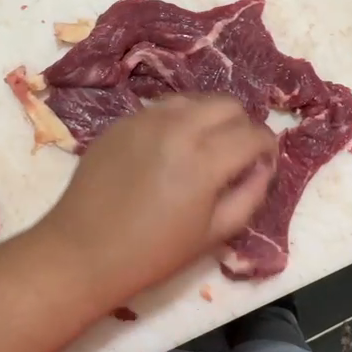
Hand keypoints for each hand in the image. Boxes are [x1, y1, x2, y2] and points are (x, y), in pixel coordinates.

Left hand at [34, 95, 276, 300]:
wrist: (83, 251)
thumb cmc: (152, 253)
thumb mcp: (214, 233)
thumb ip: (250, 194)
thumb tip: (262, 166)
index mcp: (205, 158)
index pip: (253, 133)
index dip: (268, 147)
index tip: (264, 162)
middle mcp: (177, 126)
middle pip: (227, 104)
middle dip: (241, 125)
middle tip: (236, 154)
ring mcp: (145, 118)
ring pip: (194, 99)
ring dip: (209, 117)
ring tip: (204, 147)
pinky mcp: (122, 121)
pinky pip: (162, 107)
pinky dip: (178, 120)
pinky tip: (171, 148)